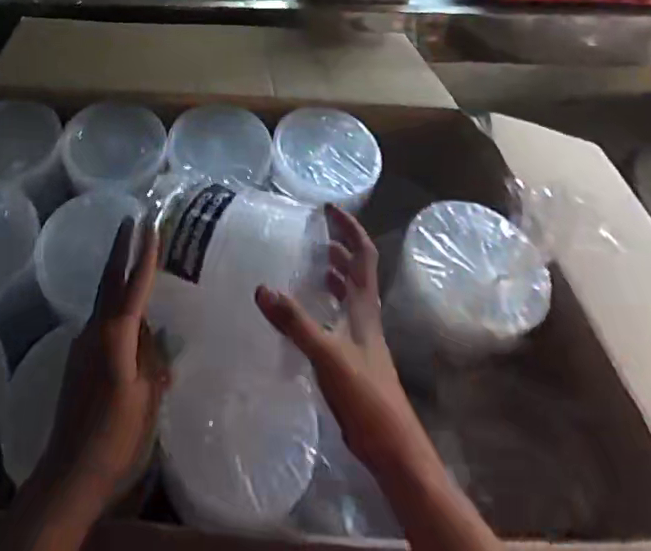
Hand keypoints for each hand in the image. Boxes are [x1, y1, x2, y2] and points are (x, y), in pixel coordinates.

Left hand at [30, 218, 168, 510]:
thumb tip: (151, 328)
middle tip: (130, 219)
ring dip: (119, 278)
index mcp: (115, 337)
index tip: (151, 224)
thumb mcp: (146, 394)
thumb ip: (150, 354)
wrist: (70, 473)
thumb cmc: (117, 434)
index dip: (144, 254)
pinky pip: (103, 323)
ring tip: (136, 262)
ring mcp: (82, 347)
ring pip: (105, 302)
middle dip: (120, 249)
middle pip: (109, 282)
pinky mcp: (79, 362)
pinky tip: (131, 320)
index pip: (133, 285)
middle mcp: (94, 333)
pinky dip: (117, 308)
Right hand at [257, 207, 501, 550]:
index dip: (349, 228)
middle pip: (357, 270)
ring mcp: (361, 336)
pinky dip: (324, 304)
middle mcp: (366, 315)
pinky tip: (304, 314)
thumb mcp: (326, 352)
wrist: (389, 441)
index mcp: (366, 305)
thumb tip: (262, 287)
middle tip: (312, 233)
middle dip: (338, 247)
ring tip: (307, 263)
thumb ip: (295, 322)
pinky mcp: (352, 356)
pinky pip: (338, 317)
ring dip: (333, 274)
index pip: (363, 254)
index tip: (330, 208)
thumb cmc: (364, 391)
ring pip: (348, 294)